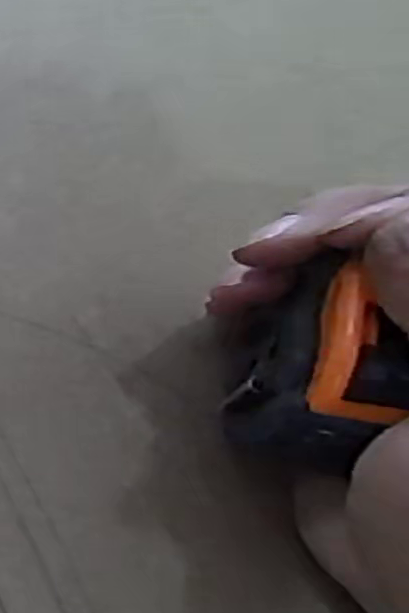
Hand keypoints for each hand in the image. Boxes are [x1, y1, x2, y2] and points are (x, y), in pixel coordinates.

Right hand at [209, 185, 408, 612]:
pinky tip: (224, 333)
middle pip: (360, 248)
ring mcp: (379, 359)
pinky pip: (280, 343)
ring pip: (312, 290)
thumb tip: (335, 228)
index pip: (408, 222)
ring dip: (257, 288)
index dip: (346, 218)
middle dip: (290, 249)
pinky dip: (245, 332)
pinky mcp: (326, 394)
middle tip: (238, 281)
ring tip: (222, 308)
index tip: (270, 250)